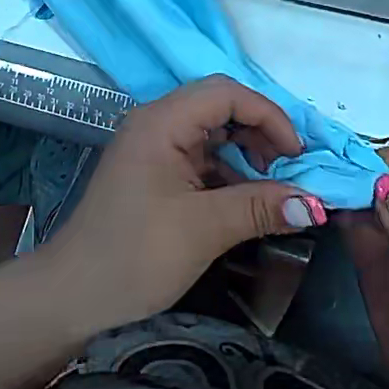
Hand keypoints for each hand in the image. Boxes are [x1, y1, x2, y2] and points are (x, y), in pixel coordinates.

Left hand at [41, 75, 328, 332]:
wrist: (73, 294)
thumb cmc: (134, 254)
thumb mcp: (203, 229)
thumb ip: (260, 208)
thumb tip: (314, 204)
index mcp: (162, 120)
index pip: (226, 93)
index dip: (268, 115)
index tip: (298, 154)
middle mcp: (157, 121)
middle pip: (220, 106)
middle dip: (261, 131)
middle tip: (291, 168)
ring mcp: (155, 144)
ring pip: (213, 130)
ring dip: (248, 151)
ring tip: (275, 184)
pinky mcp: (156, 168)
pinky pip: (202, 154)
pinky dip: (230, 169)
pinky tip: (248, 196)